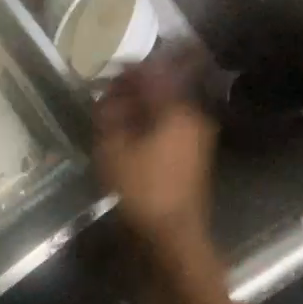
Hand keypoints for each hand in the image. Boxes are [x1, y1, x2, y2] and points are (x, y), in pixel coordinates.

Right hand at [93, 51, 217, 241]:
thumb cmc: (141, 187)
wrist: (173, 235)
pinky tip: (129, 134)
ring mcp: (198, 135)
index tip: (105, 71)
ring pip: (164, 107)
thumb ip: (109, 110)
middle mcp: (193, 115)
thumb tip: (109, 92)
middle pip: (160, 88)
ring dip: (139, 107)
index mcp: (176, 108)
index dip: (126, 69)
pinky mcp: (195, 153)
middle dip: (131, 89)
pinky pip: (169, 124)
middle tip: (105, 96)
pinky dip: (149, 122)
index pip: (151, 72)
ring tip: (113, 115)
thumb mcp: (112, 145)